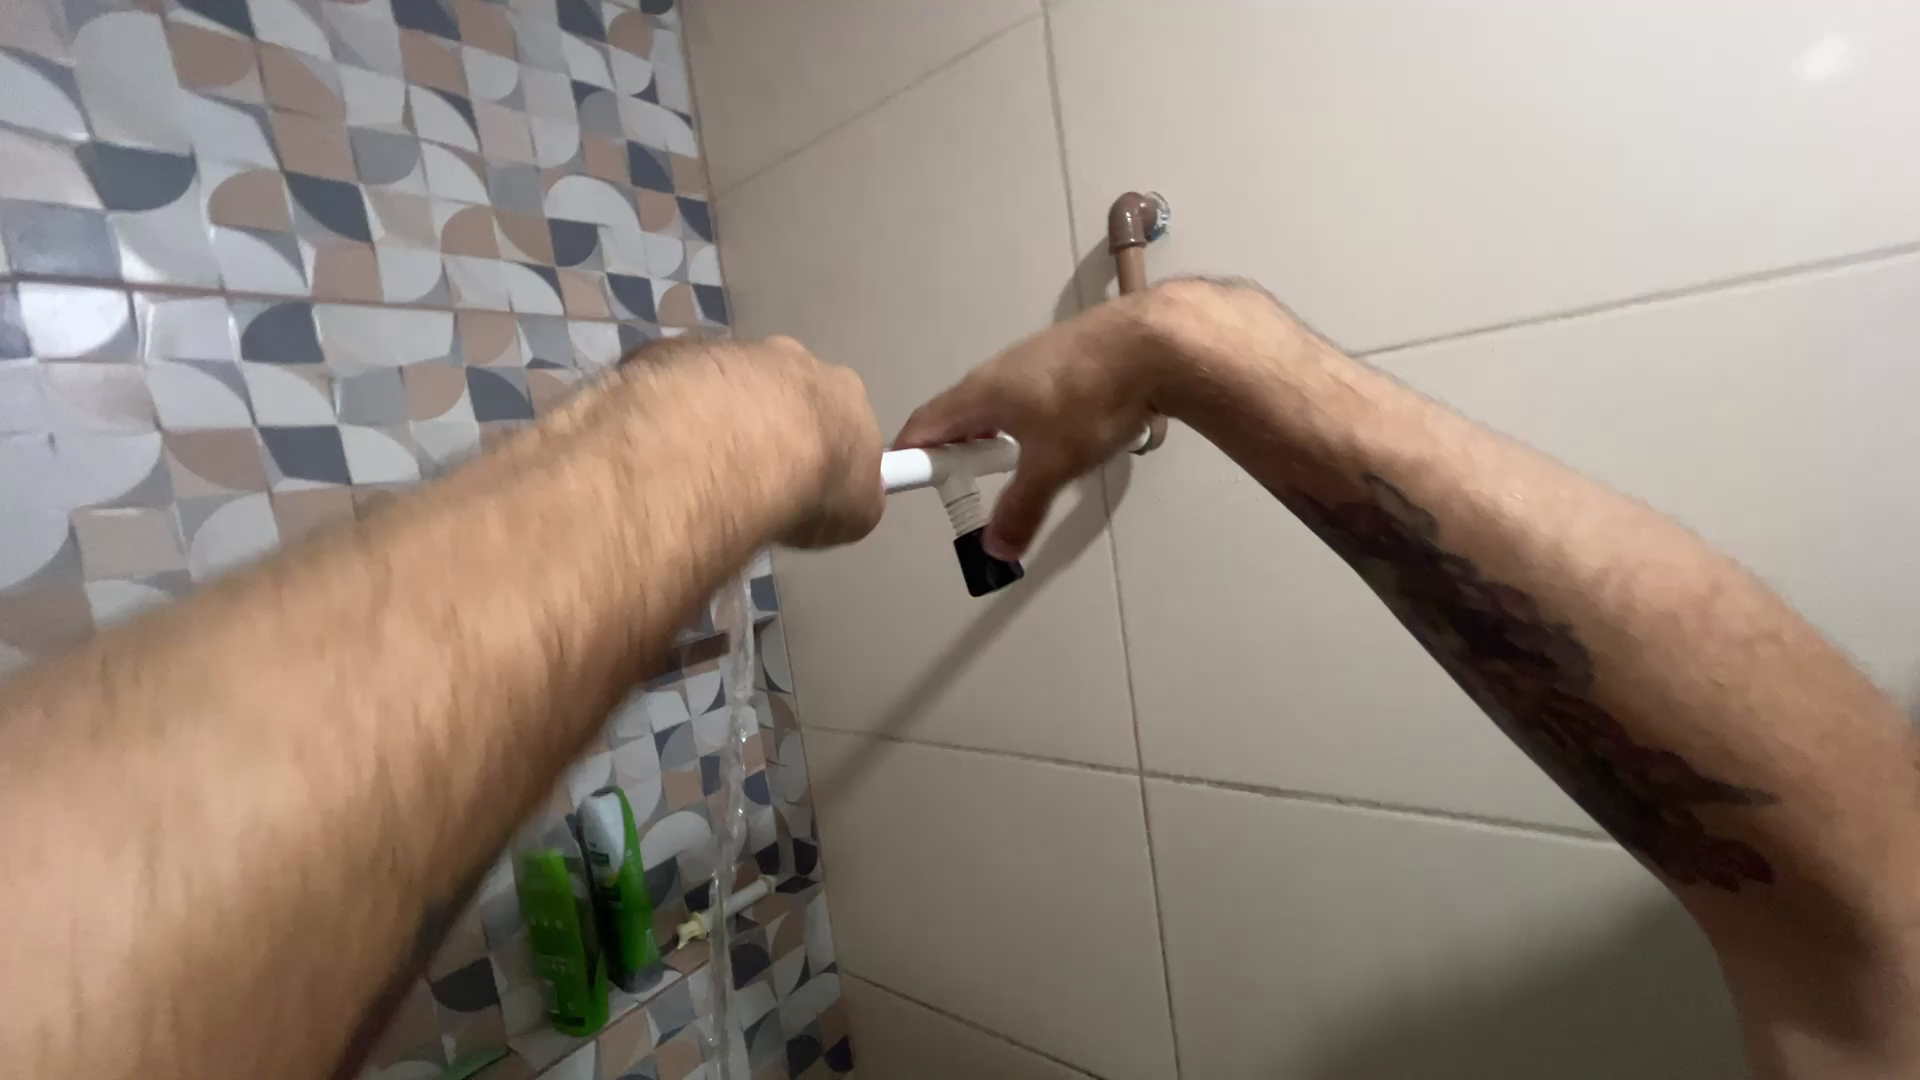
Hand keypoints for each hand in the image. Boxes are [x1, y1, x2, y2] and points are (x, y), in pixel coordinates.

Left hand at [616, 335, 883, 549]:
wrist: (734, 453)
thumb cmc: (810, 484)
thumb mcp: (856, 513)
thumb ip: (855, 498)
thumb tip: (849, 500)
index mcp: (845, 392)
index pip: (847, 419)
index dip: (832, 452)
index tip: (813, 484)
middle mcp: (793, 359)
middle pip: (787, 393)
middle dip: (773, 428)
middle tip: (756, 477)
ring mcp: (731, 351)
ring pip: (729, 386)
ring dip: (722, 420)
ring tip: (708, 472)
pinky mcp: (673, 353)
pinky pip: (677, 386)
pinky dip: (677, 414)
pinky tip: (670, 451)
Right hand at [893, 289, 1179, 559]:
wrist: (1156, 342)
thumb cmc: (1089, 402)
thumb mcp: (1052, 466)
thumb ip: (1020, 509)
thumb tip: (995, 550)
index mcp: (979, 394)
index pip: (922, 426)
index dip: (909, 457)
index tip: (909, 487)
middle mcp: (996, 371)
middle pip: (957, 416)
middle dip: (955, 454)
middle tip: (968, 492)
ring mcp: (1030, 360)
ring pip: (995, 405)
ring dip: (992, 439)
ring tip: (1013, 469)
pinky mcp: (1063, 357)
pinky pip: (1025, 396)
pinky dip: (1023, 424)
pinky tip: (1054, 438)